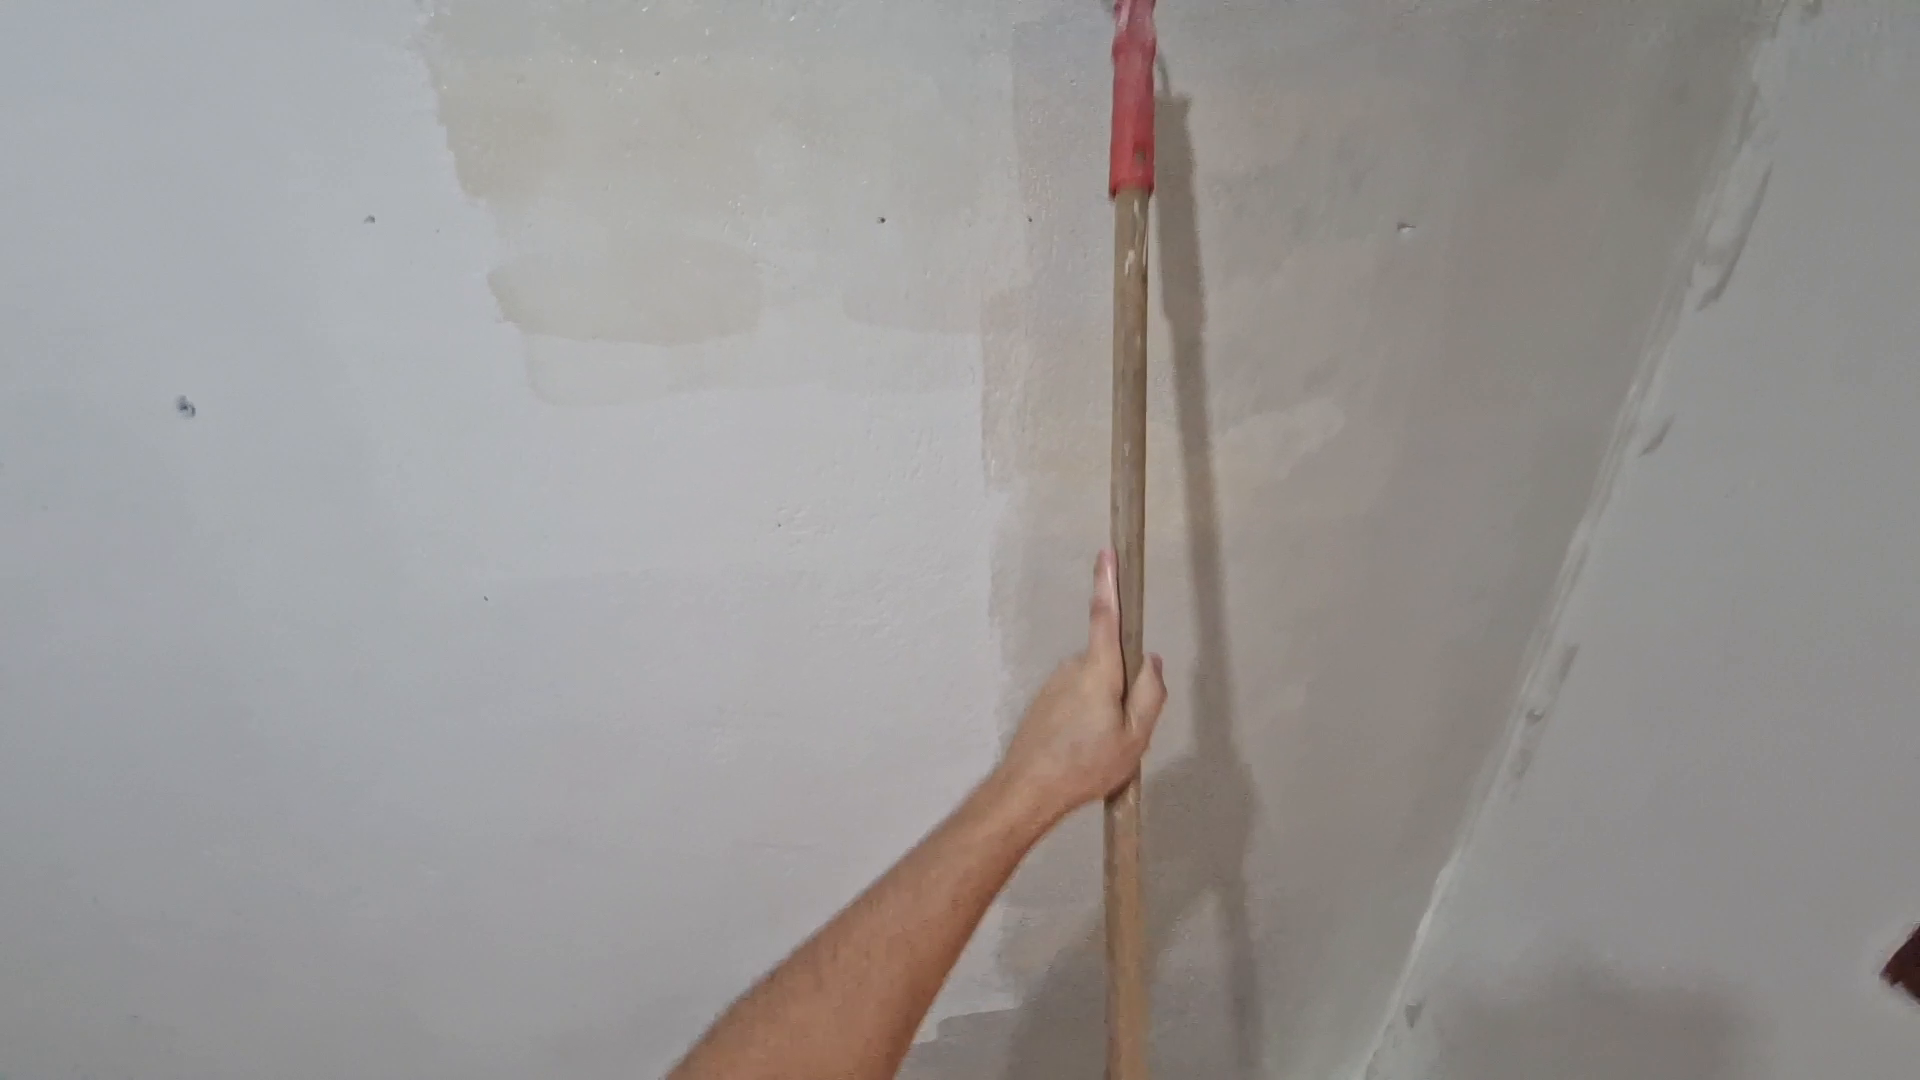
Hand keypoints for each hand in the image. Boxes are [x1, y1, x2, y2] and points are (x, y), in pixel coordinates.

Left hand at [994, 550, 1166, 824]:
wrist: (1029, 787)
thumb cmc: (1085, 764)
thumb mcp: (1135, 737)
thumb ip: (1149, 694)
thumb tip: (1150, 660)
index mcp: (1098, 670)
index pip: (1105, 617)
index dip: (1107, 583)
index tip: (1107, 553)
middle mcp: (1072, 668)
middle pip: (1110, 663)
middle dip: (1124, 690)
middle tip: (1123, 736)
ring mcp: (1055, 683)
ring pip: (1095, 685)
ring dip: (1104, 709)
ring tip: (1099, 750)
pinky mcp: (1045, 700)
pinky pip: (1078, 699)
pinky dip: (1086, 718)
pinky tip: (1083, 750)